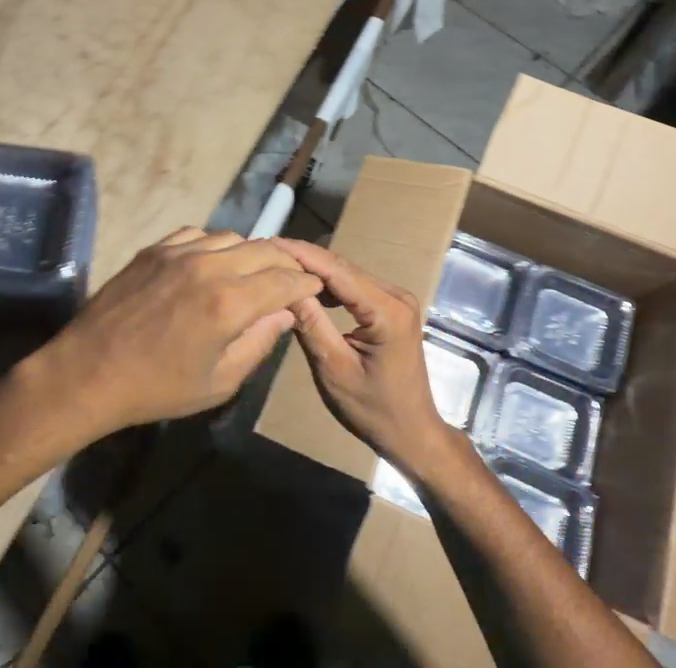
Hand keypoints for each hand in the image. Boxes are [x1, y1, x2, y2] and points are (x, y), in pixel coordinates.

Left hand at [28, 228, 322, 435]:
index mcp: (231, 302)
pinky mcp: (154, 249)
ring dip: (250, 253)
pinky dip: (214, 246)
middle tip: (292, 278)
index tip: (314, 289)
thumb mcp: (220, 381)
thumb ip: (259, 343)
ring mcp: (178, 252)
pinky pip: (197, 235)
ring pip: (232, 237)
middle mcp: (209, 266)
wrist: (90, 371)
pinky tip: (212, 264)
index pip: (285, 279)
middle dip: (286, 262)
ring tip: (252, 273)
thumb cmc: (158, 388)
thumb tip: (283, 314)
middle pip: (264, 249)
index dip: (306, 283)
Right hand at [275, 239, 457, 475]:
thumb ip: (310, 325)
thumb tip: (282, 287)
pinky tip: (302, 284)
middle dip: (303, 257)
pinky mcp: (390, 308)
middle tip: (264, 250)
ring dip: (313, 268)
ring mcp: (396, 300)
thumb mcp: (334, 369)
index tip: (267, 243)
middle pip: (342, 267)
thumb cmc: (373, 409)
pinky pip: (353, 286)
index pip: (337, 271)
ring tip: (275, 263)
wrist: (412, 433)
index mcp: (387, 311)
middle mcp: (396, 296)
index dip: (301, 254)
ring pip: (346, 274)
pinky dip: (327, 283)